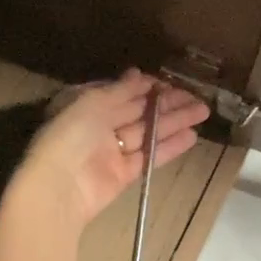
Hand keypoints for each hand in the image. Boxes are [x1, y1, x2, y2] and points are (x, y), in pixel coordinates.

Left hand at [7, 69, 209, 230]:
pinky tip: (191, 136)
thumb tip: (138, 74)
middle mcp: (98, 126)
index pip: (120, 92)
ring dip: (174, 121)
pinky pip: (149, 157)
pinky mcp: (123, 175)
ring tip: (202, 112)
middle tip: (198, 97)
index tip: (170, 82)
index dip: (145, 87)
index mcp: (85, 104)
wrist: (58, 186)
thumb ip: (119, 90)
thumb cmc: (70, 134)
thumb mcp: (92, 102)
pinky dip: (169, 146)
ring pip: (147, 132)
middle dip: (166, 103)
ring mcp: (111, 151)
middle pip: (137, 111)